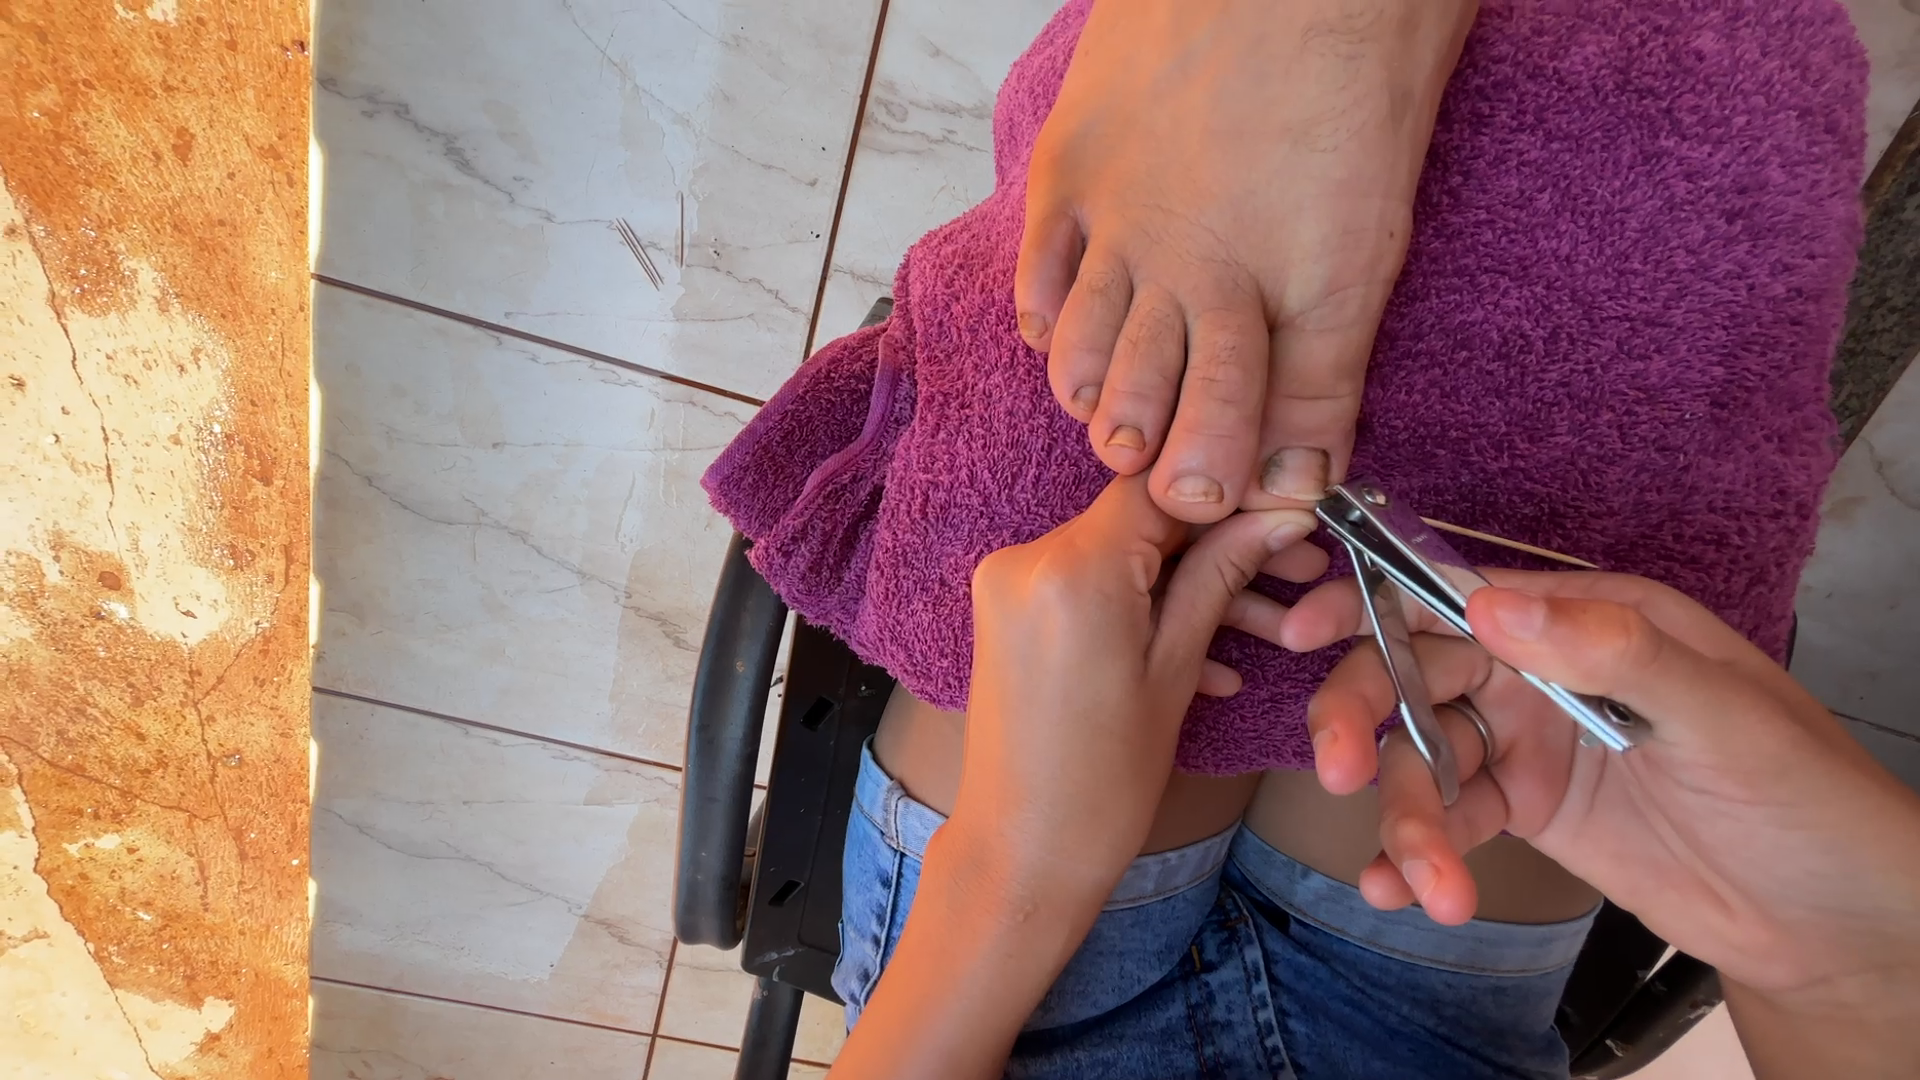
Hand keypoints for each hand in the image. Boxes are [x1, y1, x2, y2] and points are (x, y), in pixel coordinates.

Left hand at [952, 474, 1319, 899]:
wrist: (1021, 847)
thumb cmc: (1105, 779)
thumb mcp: (1176, 669)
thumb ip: (1220, 578)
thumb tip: (1278, 517)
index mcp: (1071, 569)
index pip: (1157, 489)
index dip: (1228, 497)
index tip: (1283, 518)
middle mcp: (1025, 558)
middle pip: (1136, 522)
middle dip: (1214, 547)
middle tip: (1293, 572)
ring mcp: (1007, 582)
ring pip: (1115, 556)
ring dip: (1182, 586)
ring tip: (1267, 626)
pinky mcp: (1004, 606)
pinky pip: (1083, 586)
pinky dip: (1134, 607)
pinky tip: (1203, 654)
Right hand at [1017, 0, 1476, 521]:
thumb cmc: (1360, 79)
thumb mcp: (1369, 245)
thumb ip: (1326, 373)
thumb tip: (1302, 477)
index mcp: (1262, 289)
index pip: (1224, 422)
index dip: (1215, 479)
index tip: (1213, 507)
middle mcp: (1175, 267)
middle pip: (1136, 398)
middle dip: (1142, 452)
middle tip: (1141, 472)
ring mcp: (1112, 216)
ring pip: (1076, 348)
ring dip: (1087, 396)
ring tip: (1102, 419)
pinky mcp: (1070, 169)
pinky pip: (1034, 273)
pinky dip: (1041, 318)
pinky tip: (1056, 334)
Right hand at [1276, 570, 1919, 1008]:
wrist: (1847, 935)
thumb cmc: (1812, 803)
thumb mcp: (1728, 721)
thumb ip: (1613, 651)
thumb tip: (1487, 603)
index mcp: (1573, 621)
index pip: (1445, 593)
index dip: (1363, 603)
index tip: (1304, 630)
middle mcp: (1524, 670)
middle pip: (1403, 676)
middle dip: (1356, 718)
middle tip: (1333, 770)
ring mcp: (1510, 739)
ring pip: (1414, 758)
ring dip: (1404, 819)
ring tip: (1427, 885)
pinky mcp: (1509, 806)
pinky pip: (1441, 818)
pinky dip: (1411, 853)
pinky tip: (1395, 891)